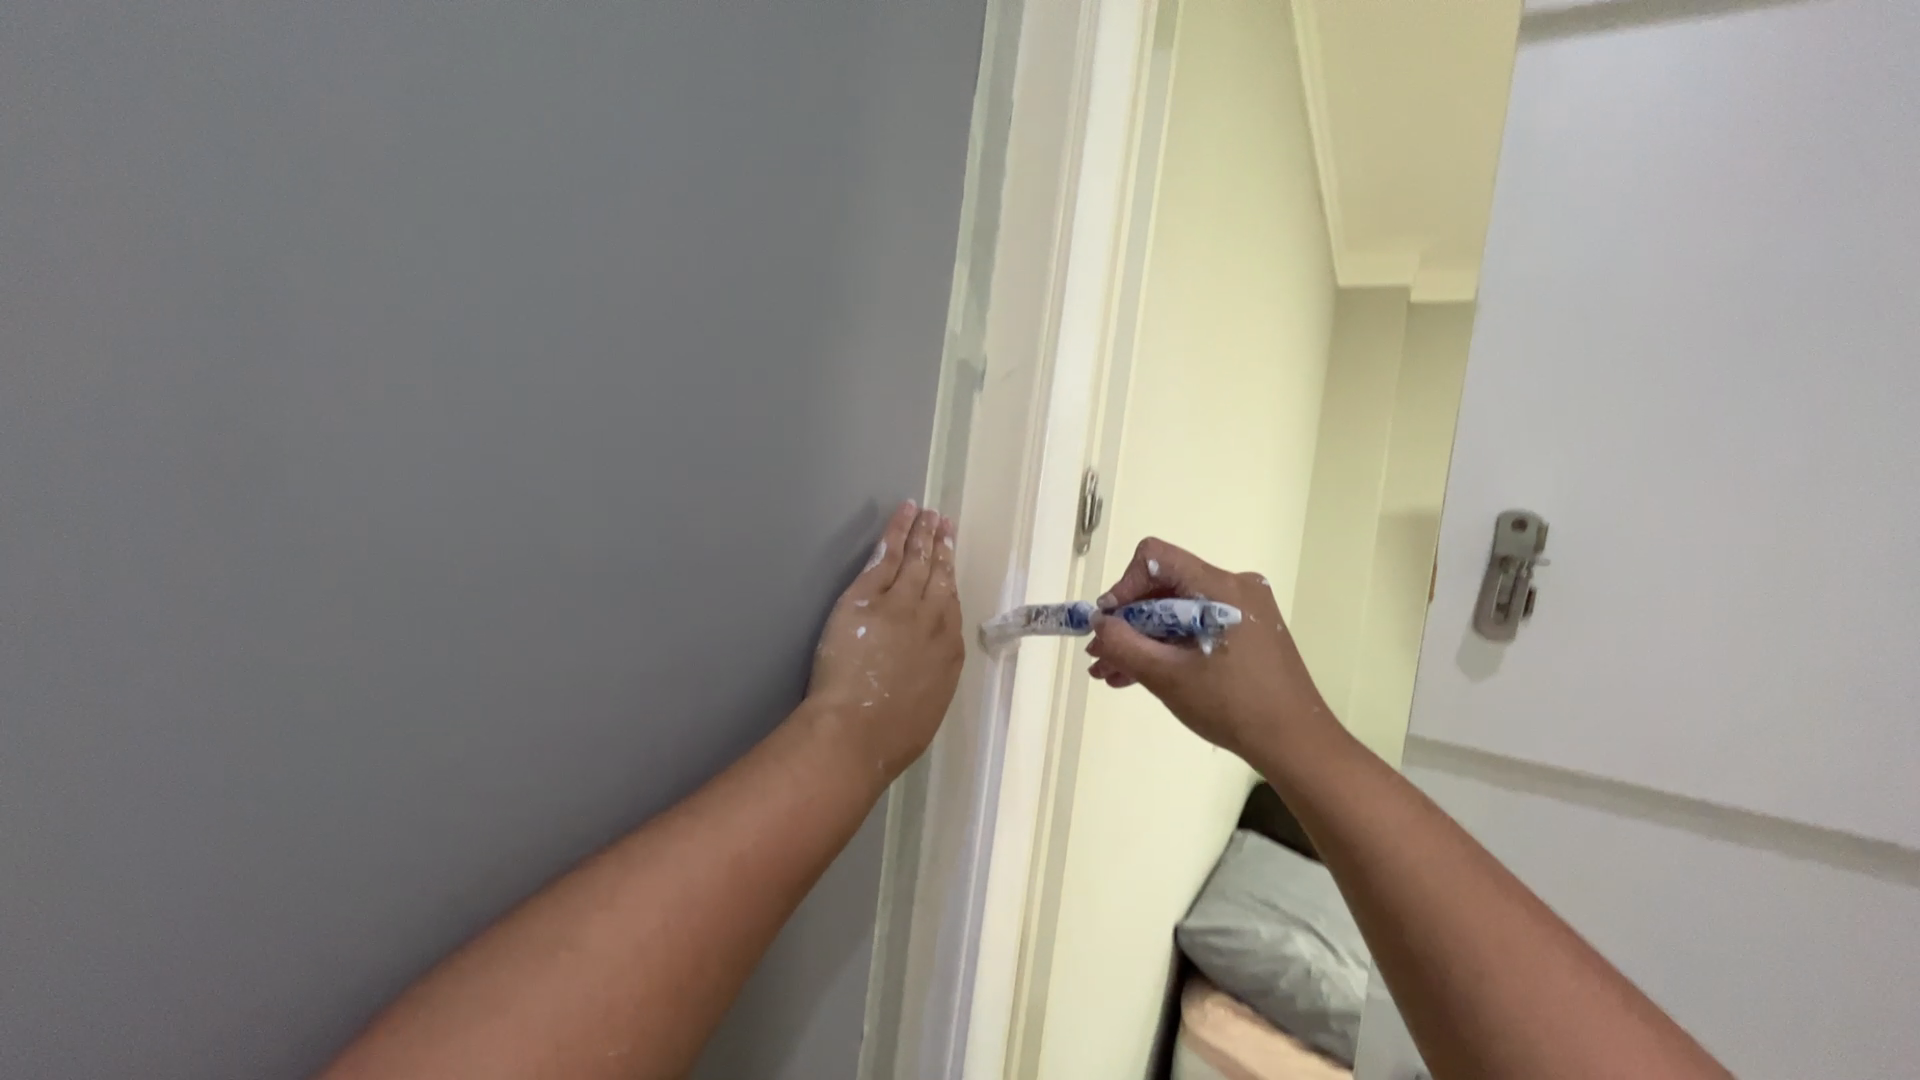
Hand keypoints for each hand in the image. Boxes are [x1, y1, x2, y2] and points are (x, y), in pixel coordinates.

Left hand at [808, 501, 964, 777]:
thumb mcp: (927, 707)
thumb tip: (924, 667)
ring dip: (923, 533)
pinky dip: (897, 532)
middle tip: (945, 523)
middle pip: (938, 574)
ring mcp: (900, 604)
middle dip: (942, 546)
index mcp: (948, 650)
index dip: (950, 579)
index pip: (950, 604)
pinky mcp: (867, 597)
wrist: (858, 730)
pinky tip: (903, 515)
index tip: (950, 564)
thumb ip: (929, 677)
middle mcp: (931, 619)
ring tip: (928, 513)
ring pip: (916, 559)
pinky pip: (886, 556)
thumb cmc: (891, 736)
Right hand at [1085, 537, 1332, 757]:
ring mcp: (1244, 610)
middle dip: (1127, 622)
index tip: (1108, 625)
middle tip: (1100, 656)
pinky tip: (1139, 675)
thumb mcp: (1166, 676)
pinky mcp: (1247, 632)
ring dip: (1142, 639)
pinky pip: (1195, 626)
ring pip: (1177, 610)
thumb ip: (1122, 645)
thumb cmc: (1232, 706)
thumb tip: (1097, 623)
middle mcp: (1235, 587)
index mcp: (1220, 587)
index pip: (1155, 559)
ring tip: (1111, 673)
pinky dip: (1168, 646)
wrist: (1296, 744)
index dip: (1123, 587)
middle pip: (1164, 586)